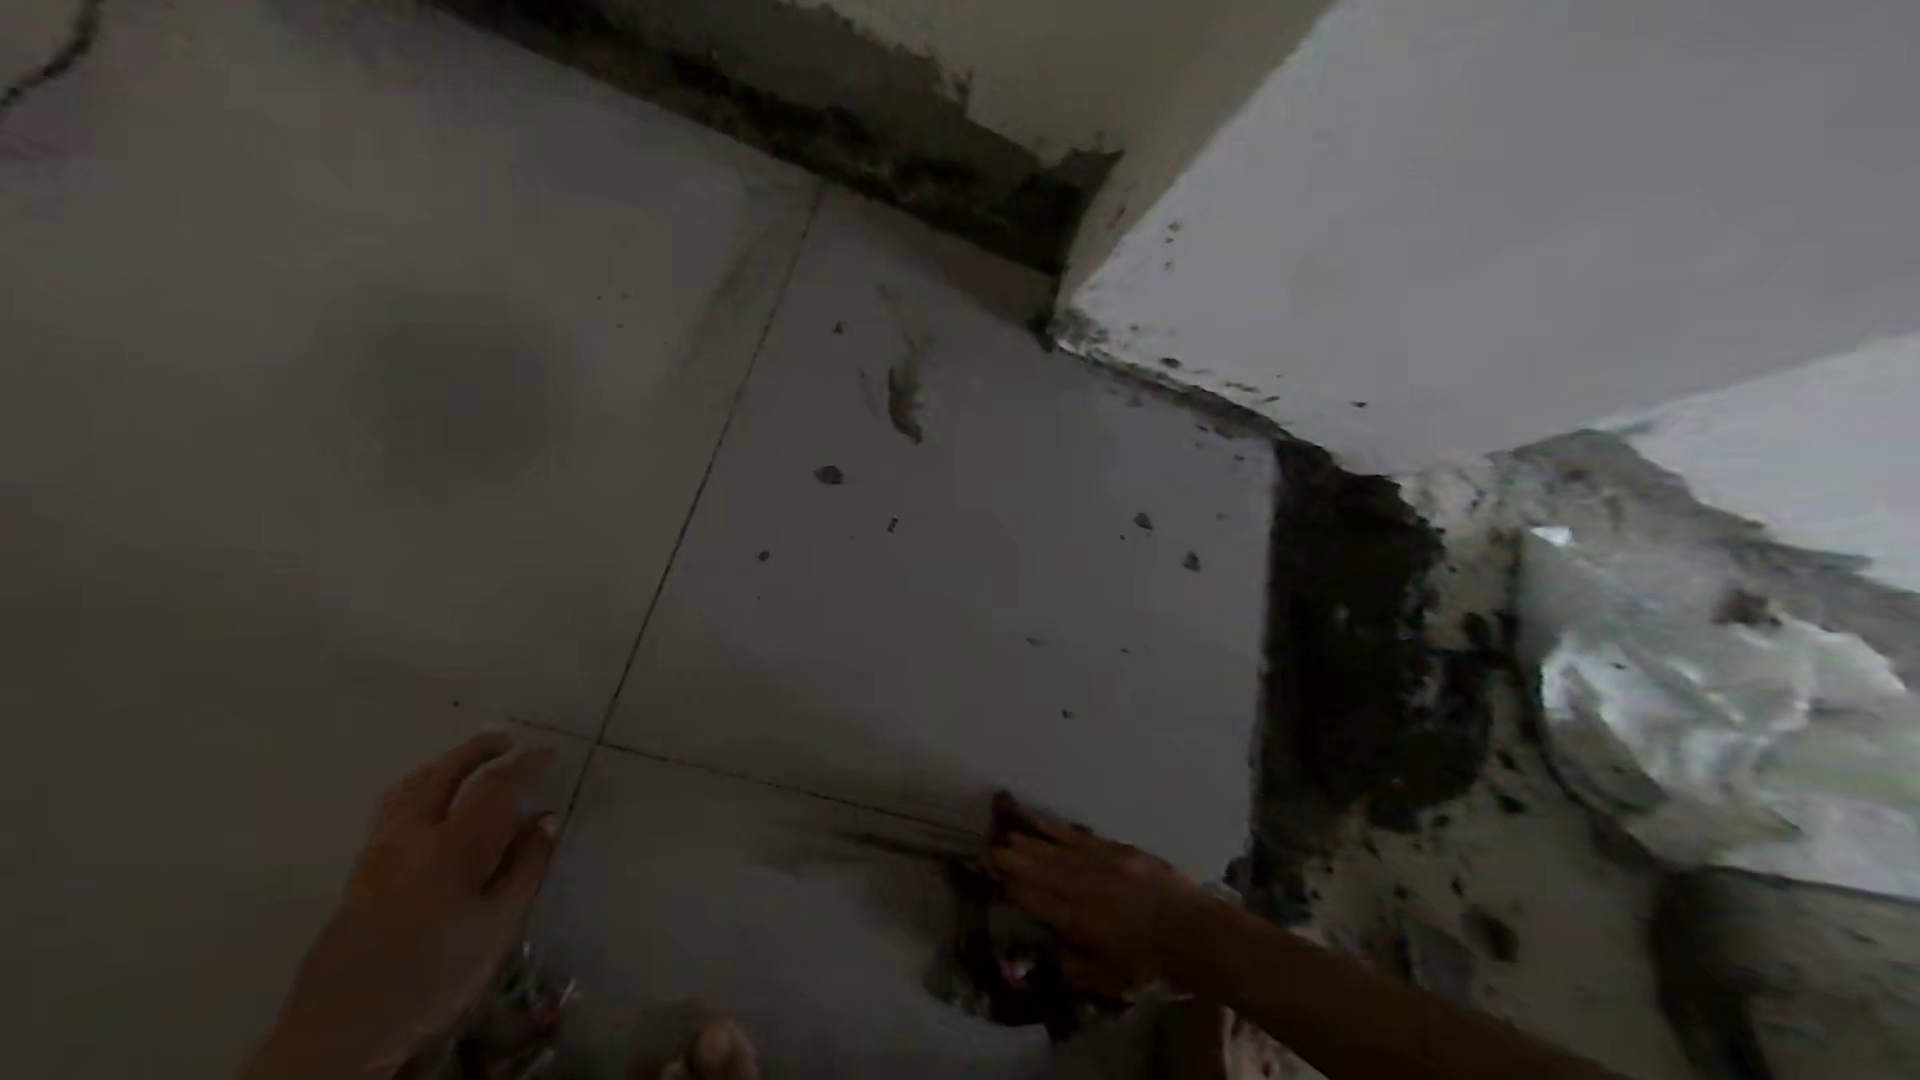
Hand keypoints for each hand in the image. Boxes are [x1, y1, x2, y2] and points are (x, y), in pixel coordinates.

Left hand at [241, 733, 560, 1079]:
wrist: (343, 1031)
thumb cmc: (435, 975)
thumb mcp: (499, 925)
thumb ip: (525, 867)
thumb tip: (545, 820)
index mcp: (450, 848)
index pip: (494, 787)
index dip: (525, 764)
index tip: (549, 754)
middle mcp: (409, 839)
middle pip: (441, 774)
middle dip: (476, 750)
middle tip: (506, 740)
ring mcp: (376, 855)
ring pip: (406, 789)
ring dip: (441, 765)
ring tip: (466, 761)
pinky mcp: (358, 874)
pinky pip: (391, 810)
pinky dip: (419, 788)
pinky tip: (432, 805)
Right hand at [988, 800, 1215, 996]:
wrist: (1201, 933)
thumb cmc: (1156, 966)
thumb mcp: (1115, 982)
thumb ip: (1079, 969)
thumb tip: (1053, 954)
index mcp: (1080, 920)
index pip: (1036, 899)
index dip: (1013, 888)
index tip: (993, 877)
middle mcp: (1084, 886)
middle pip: (1041, 869)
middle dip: (1014, 859)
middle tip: (990, 848)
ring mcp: (1102, 862)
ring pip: (1057, 849)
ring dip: (1031, 842)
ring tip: (1009, 834)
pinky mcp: (1119, 850)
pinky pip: (1081, 836)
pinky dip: (1058, 829)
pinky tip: (1044, 824)